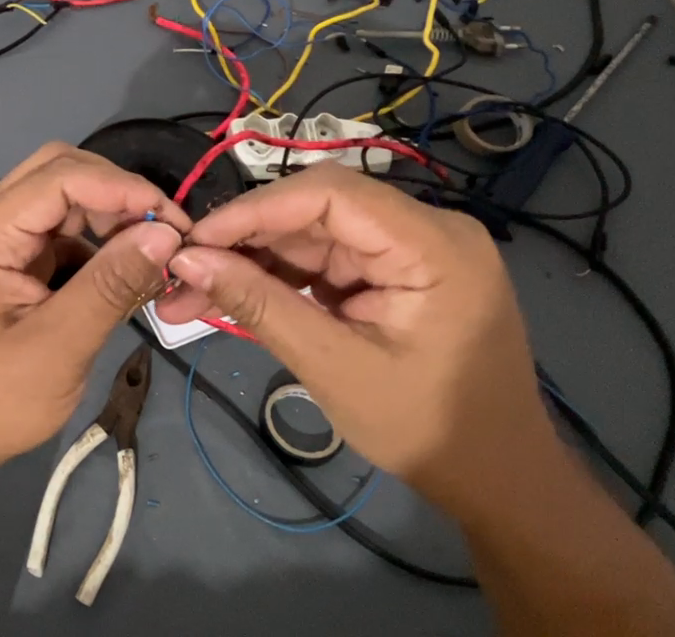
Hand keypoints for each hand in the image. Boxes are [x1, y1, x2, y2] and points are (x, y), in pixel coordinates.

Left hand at [0, 143, 189, 479]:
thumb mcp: (60, 345)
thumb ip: (111, 285)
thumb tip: (165, 232)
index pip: (59, 177)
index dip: (121, 188)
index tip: (175, 222)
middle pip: (59, 173)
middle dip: (116, 193)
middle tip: (166, 234)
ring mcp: (3, 243)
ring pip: (65, 200)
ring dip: (111, 217)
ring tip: (156, 256)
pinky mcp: (18, 265)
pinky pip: (65, 234)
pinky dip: (100, 245)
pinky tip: (129, 276)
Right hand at [152, 162, 552, 512]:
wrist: (496, 480)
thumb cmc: (427, 428)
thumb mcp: (333, 366)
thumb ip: (259, 305)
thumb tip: (185, 260)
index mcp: (433, 246)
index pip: (327, 194)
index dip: (253, 209)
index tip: (193, 241)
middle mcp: (425, 230)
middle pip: (312, 210)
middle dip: (242, 240)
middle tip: (179, 271)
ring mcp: (407, 249)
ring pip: (306, 234)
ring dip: (249, 262)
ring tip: (190, 292)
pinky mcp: (390, 270)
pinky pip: (320, 258)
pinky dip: (274, 278)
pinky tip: (229, 296)